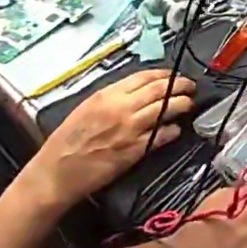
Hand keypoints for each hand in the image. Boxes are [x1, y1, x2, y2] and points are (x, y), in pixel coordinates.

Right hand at [32, 70, 197, 202]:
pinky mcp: (135, 150)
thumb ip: (112, 97)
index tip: (174, 75)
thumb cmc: (67, 140)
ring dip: (182, 104)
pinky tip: (177, 129)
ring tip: (189, 104)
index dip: (164, 74)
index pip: (144, 77)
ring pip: (165, 109)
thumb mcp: (86, 108)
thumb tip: (137, 91)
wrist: (55, 172)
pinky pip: (162, 136)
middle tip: (191, 86)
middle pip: (160, 90)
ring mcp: (130, 129)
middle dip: (180, 85)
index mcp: (107, 95)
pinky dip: (173, 130)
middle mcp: (121, 108)